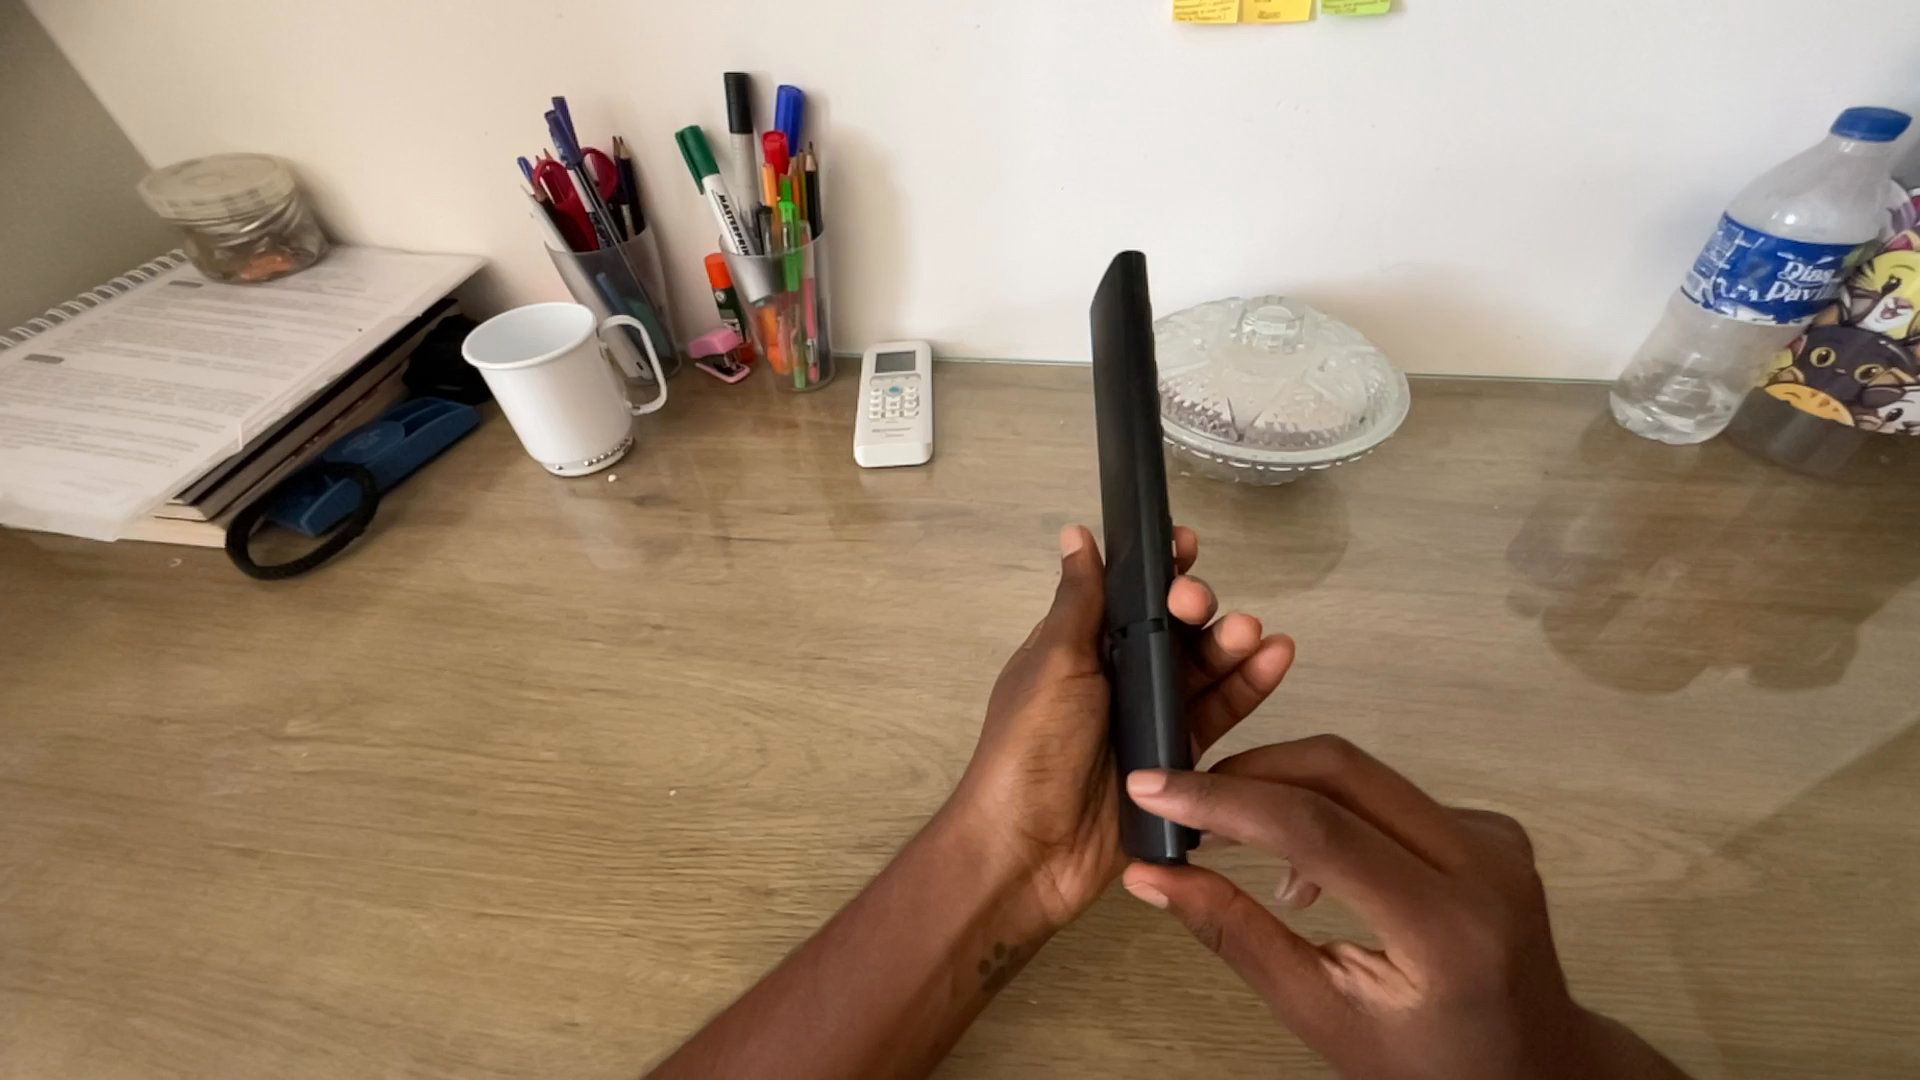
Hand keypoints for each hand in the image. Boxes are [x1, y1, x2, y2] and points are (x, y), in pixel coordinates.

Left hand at [945, 524, 1295, 931]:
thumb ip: (1079, 601)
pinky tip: (1276, 658)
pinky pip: (1219, 714)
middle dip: (1193, 607)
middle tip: (1198, 604)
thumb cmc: (1031, 743)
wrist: (1029, 849)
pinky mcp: (1180, 757)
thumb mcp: (1052, 663)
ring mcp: (1150, 716)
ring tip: (1253, 632)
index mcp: (1080, 646)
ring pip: (1202, 668)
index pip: (1127, 594)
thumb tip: (1076, 534)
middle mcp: (1117, 675)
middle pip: (1171, 628)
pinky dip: (1248, 686)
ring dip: (1230, 643)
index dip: (1157, 569)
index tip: (1182, 544)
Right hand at [1120, 738, 1690, 1079]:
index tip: (1150, 787)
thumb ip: (1232, 934)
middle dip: (1244, 774)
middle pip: (1336, 769)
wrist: (1545, 1072)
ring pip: (1352, 767)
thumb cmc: (1427, 1067)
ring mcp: (1491, 834)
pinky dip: (1317, 801)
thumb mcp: (1320, 1018)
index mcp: (1447, 931)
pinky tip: (1302, 857)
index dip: (1223, 799)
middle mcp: (1482, 863)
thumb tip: (1147, 873)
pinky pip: (1376, 786)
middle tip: (1184, 801)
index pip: (1317, 829)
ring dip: (1275, 783)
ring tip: (1230, 832)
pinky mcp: (1482, 821)